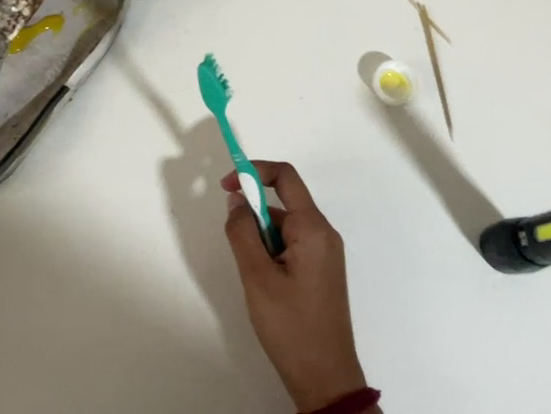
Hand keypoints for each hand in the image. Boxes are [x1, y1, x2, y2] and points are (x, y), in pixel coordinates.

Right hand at [223, 161, 371, 411]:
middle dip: (253, 214)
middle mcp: (324, 234)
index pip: (285, 176)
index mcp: (313, 229)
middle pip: (283, 202)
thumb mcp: (256, 276)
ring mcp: (325, 254)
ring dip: (261, 237)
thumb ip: (242, 232)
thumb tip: (236, 201)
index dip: (252, 172)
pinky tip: (265, 283)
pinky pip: (291, 244)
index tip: (225, 187)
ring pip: (284, 225)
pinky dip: (271, 251)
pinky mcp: (321, 271)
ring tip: (255, 277)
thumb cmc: (291, 325)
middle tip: (238, 248)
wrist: (325, 378)